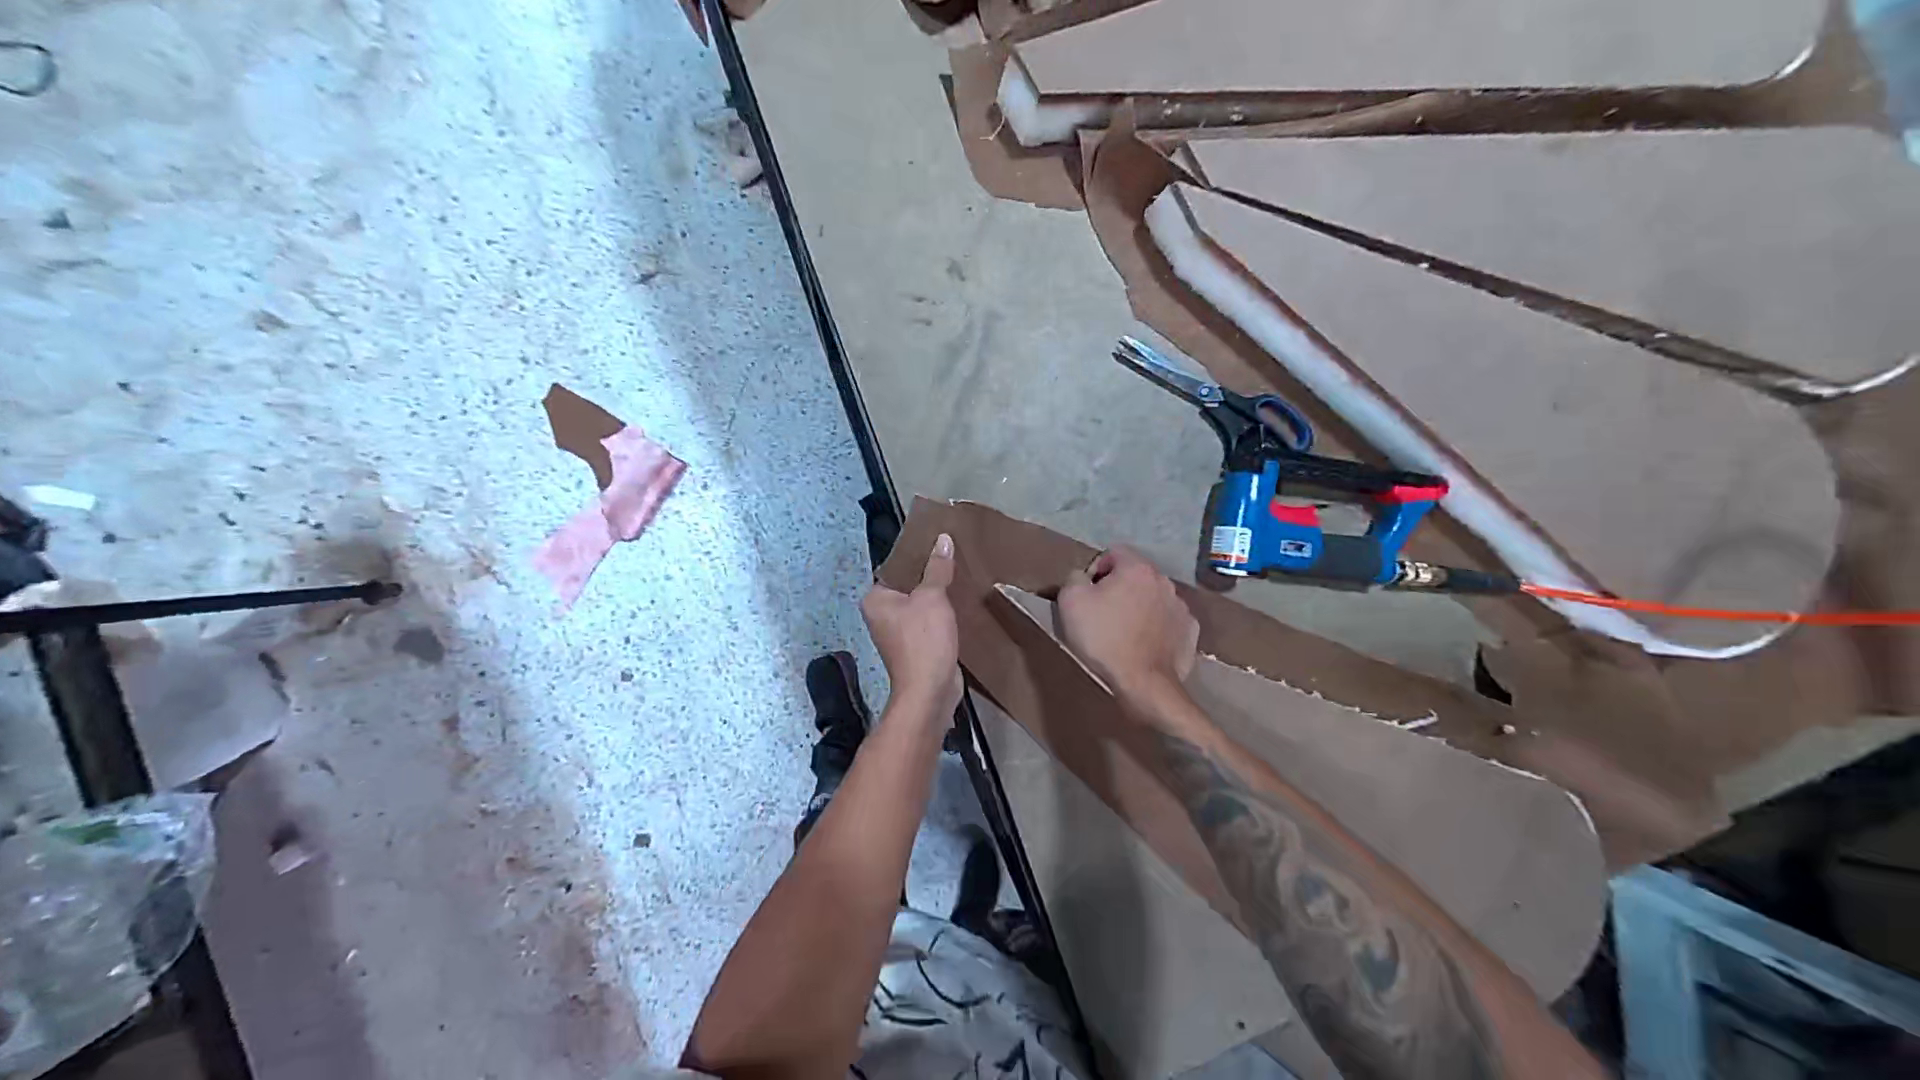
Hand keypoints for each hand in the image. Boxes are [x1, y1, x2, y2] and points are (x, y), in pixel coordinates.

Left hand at [862, 533, 961, 716]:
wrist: (930, 691)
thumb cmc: (924, 641)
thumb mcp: (933, 597)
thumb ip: (938, 568)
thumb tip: (943, 538)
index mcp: (875, 600)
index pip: (895, 568)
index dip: (917, 555)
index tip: (939, 543)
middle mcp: (881, 615)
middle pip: (909, 585)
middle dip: (930, 575)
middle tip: (955, 556)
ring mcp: (898, 633)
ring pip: (921, 605)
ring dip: (939, 596)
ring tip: (961, 575)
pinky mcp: (916, 647)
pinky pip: (929, 622)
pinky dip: (942, 615)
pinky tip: (961, 603)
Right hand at [1057, 547, 1198, 703]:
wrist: (1143, 684)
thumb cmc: (1104, 638)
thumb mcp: (1071, 601)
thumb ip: (1075, 577)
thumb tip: (1083, 577)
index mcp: (1137, 568)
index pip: (1114, 552)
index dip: (1097, 569)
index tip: (1088, 594)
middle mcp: (1165, 581)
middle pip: (1135, 576)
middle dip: (1119, 588)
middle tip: (1102, 614)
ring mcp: (1181, 607)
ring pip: (1153, 598)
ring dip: (1139, 607)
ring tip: (1124, 633)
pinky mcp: (1190, 632)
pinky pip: (1168, 622)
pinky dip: (1156, 628)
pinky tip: (1143, 645)